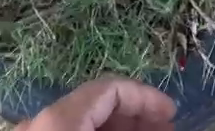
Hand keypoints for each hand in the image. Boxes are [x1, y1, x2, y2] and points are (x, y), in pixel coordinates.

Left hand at [17, 78, 174, 130]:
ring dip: (120, 127)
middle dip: (136, 114)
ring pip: (85, 121)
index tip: (172, 112)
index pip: (110, 87)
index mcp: (59, 116)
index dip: (145, 96)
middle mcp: (42, 119)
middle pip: (97, 103)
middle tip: (167, 127)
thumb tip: (166, 125)